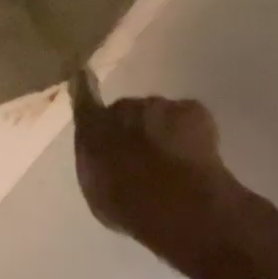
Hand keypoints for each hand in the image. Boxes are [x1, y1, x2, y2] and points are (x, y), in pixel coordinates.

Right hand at [69, 70, 236, 253]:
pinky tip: (193, 157)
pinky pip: (188, 117)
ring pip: (158, 114)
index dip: (84, 88)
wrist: (176, 201)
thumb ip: (96, 160)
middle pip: (126, 111)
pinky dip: (190, 132)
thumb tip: (100, 149)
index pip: (84, 99)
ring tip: (172, 162)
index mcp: (92, 128)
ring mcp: (159, 105)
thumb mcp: (96, 186)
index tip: (84, 75)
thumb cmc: (126, 203)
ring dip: (161, 130)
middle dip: (133, 127)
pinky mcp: (193, 109)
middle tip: (143, 157)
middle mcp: (122, 108)